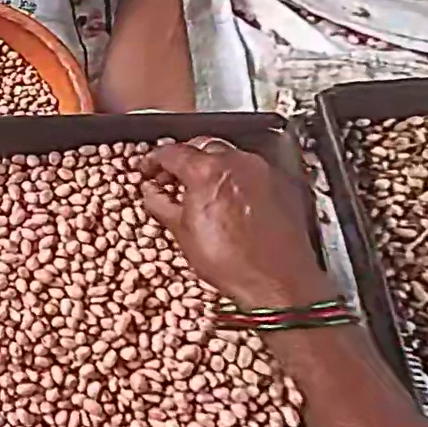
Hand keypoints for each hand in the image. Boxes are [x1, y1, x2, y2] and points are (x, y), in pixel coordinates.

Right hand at [139, 139, 334, 309]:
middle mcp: (237, 163)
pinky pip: (248, 170)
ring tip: (195, 189)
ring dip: (207, 165)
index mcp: (207, 170)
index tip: (147, 169)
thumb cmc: (231, 260)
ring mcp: (262, 172)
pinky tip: (221, 198)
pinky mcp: (280, 185)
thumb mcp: (179, 230)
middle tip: (168, 177)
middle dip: (181, 158)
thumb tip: (151, 192)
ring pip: (227, 154)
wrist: (276, 280)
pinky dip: (230, 176)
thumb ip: (159, 202)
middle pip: (201, 145)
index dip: (152, 160)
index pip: (170, 152)